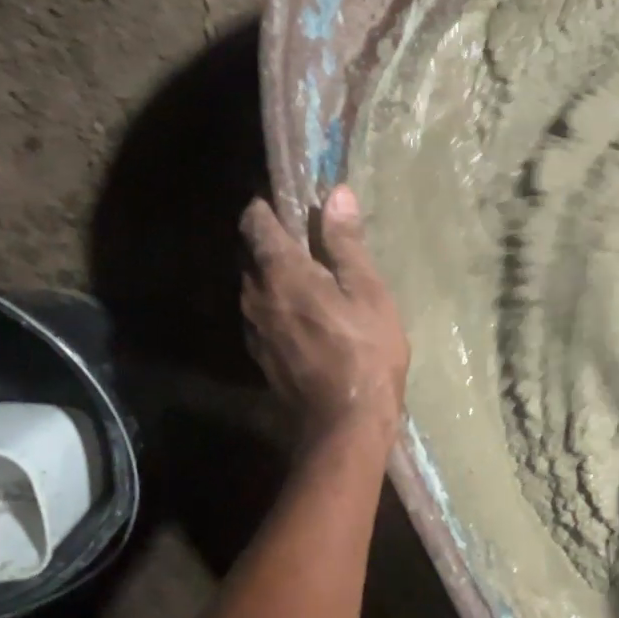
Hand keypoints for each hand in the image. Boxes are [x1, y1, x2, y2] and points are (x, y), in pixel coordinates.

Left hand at [240, 185, 408, 444]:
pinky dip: (277, 303)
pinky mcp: (261, 354)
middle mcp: (255, 295)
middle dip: (271, 239)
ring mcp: (253, 328)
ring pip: (254, 285)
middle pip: (250, 253)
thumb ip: (347, 244)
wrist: (344, 423)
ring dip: (273, 274)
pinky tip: (304, 314)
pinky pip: (262, 314)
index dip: (268, 205)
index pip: (257, 223)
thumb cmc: (366, 352)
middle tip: (306, 236)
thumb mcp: (368, 292)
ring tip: (309, 275)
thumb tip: (335, 194)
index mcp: (282, 273)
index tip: (289, 199)